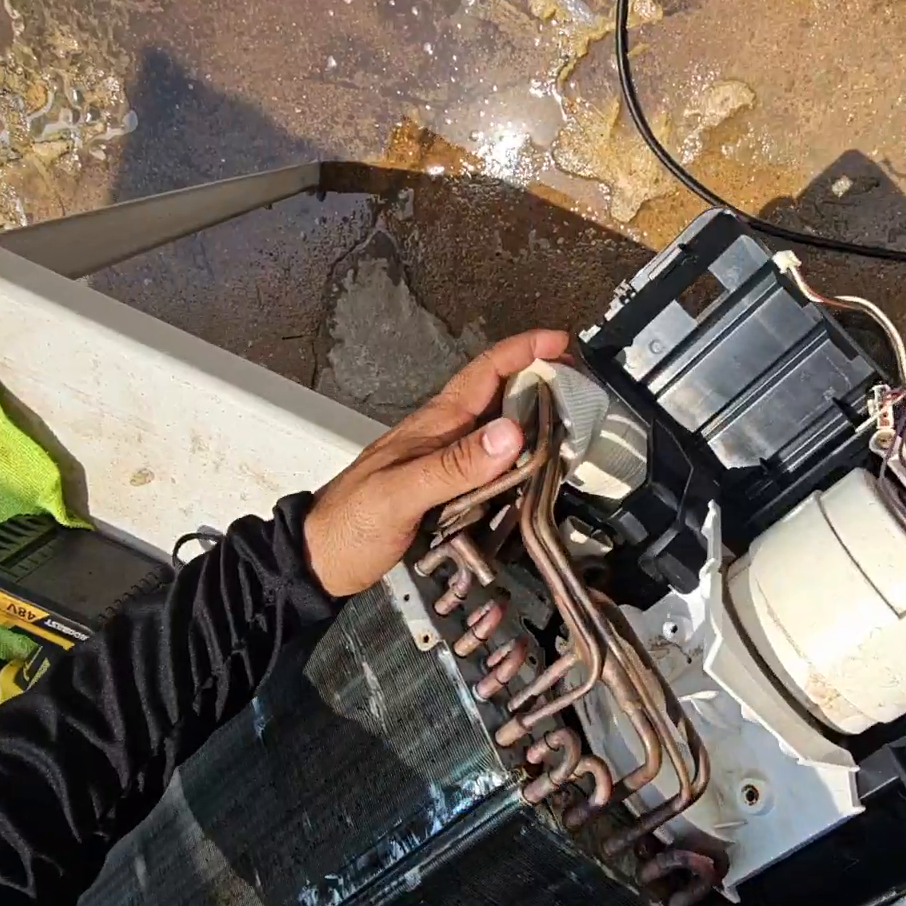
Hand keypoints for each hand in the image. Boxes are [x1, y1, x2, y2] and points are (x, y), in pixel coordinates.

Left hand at [304, 330, 570, 596]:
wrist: (320, 562)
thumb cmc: (351, 524)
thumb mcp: (401, 493)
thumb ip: (454, 465)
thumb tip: (512, 432)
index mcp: (437, 423)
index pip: (486, 371)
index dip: (525, 350)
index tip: (564, 343)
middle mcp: (448, 434)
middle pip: (503, 396)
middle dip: (544, 382)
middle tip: (585, 390)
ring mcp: (450, 462)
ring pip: (503, 431)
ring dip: (539, 423)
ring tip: (578, 429)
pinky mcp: (452, 489)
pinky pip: (497, 466)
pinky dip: (525, 462)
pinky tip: (543, 473)